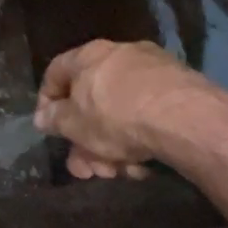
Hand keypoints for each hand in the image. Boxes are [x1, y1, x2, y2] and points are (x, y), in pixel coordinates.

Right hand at [33, 39, 208, 179]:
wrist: (183, 118)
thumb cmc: (115, 117)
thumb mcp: (72, 124)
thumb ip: (53, 119)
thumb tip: (44, 117)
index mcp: (89, 55)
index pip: (55, 73)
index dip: (46, 103)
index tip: (48, 129)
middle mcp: (120, 55)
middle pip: (91, 102)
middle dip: (85, 141)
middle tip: (86, 168)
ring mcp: (152, 70)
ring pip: (119, 114)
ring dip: (111, 147)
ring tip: (116, 172)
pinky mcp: (177, 88)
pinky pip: (145, 115)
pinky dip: (138, 139)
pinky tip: (141, 164)